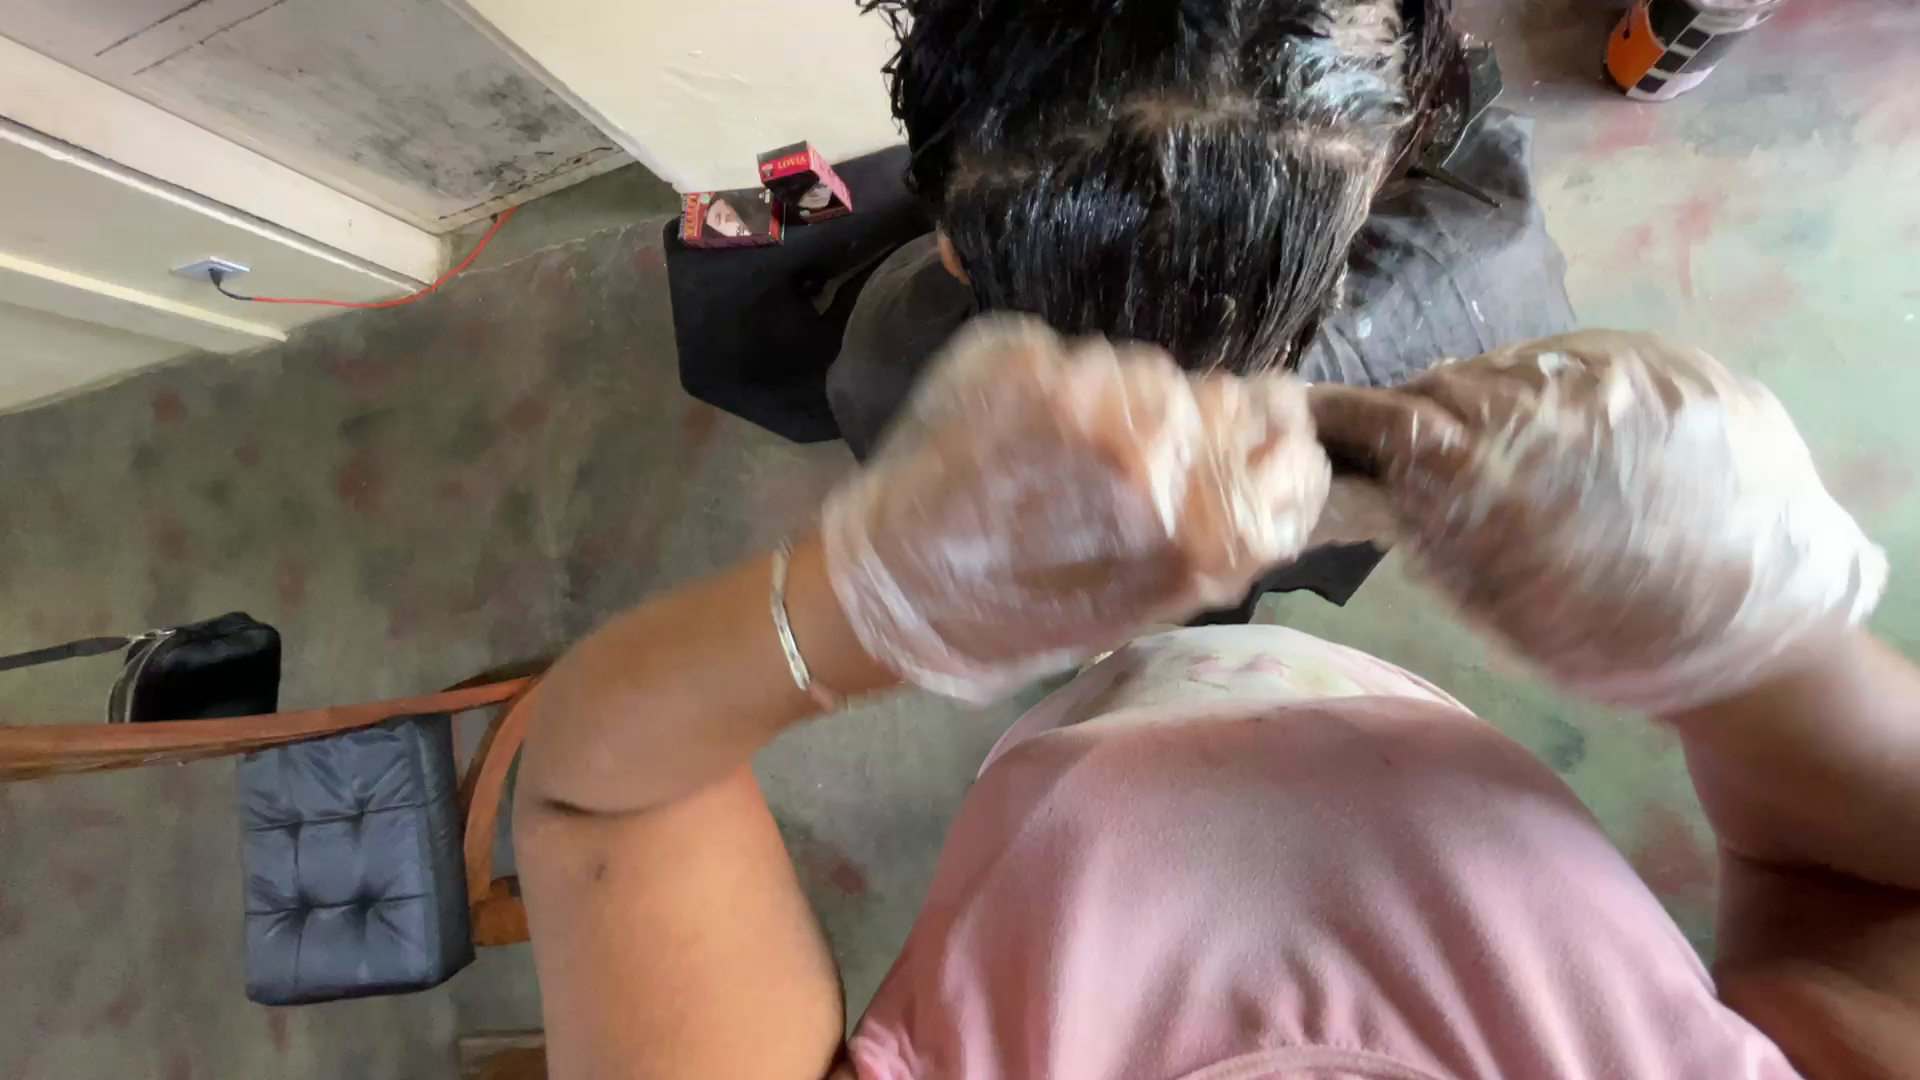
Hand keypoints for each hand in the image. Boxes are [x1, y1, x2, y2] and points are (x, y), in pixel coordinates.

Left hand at [822, 315, 1329, 700]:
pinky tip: (1019, 435)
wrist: (894, 599)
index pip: (1291, 448)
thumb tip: (1261, 474)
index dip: (1277, 436)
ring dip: (1115, 404)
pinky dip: (1054, 386)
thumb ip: (1212, 540)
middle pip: (1216, 394)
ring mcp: (1079, 399)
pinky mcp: (1018, 363)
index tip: (1256, 432)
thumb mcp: (1140, 609)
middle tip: (1127, 461)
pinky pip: (1070, 356)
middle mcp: (1151, 455)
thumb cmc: (1014, 624)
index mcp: (1195, 530)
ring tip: (1057, 455)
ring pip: (1142, 370)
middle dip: (1186, 422)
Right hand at [1310, 329, 1885, 711]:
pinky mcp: (1675, 365)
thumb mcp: (1471, 587)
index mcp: (1492, 471)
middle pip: (1441, 385)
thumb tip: (1356, 475)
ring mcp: (1620, 377)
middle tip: (1407, 447)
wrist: (1750, 640)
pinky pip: (1568, 355)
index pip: (1388, 417)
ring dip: (1475, 400)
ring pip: (1500, 366)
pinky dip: (1536, 386)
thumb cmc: (1586, 633)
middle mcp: (1550, 405)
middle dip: (1411, 415)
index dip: (1340, 413)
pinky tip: (1545, 423)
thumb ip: (1410, 516)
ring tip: (1487, 441)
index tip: (1308, 415)